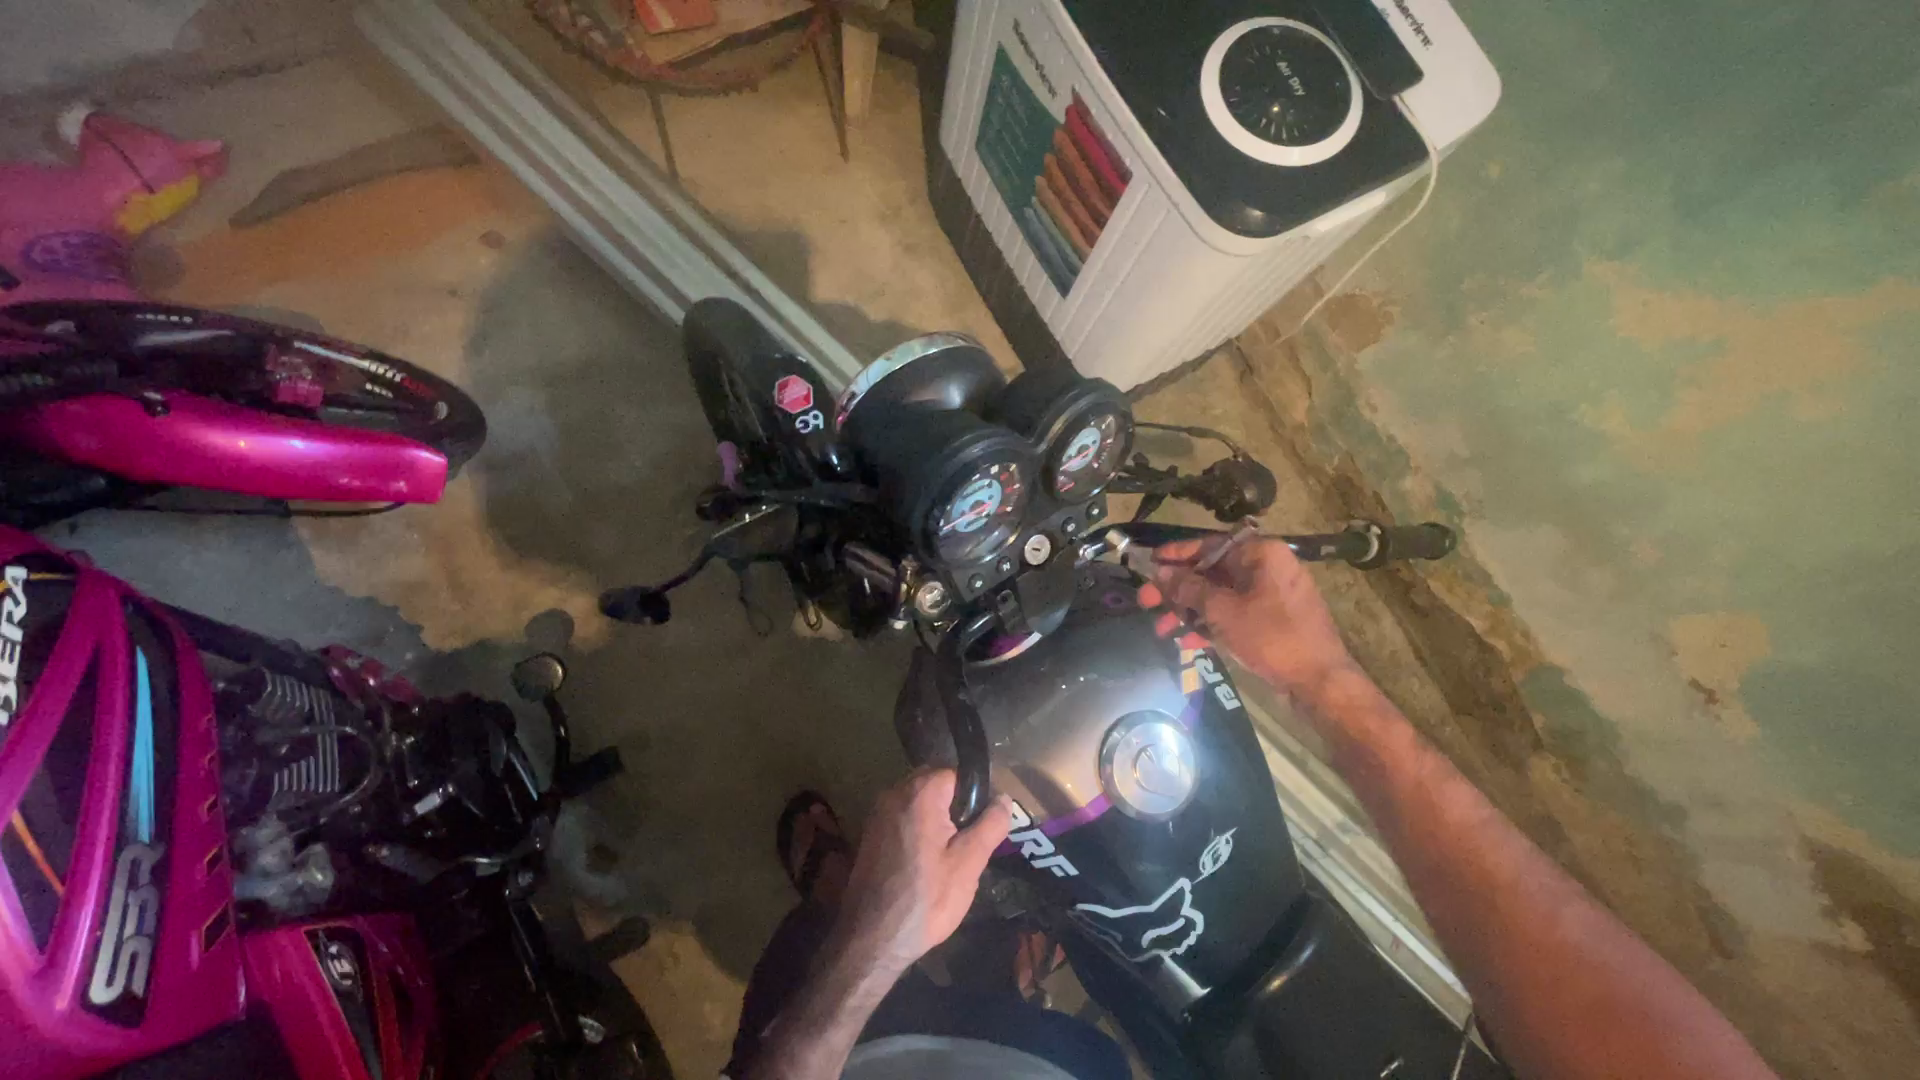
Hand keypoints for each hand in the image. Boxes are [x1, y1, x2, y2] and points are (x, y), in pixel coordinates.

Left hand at [832, 769, 1012, 977]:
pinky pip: (903, 818)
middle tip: (969, 842)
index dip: (975, 795)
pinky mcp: (871, 834)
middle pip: (935, 784)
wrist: (874, 938)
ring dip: (936, 819)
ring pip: (919, 802)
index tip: (983, 824)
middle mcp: (894, 793)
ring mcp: (878, 813)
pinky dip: (918, 830)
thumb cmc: (926, 898)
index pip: (956, 773)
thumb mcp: (969, 863)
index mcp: (920, 792)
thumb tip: (1004, 799)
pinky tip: (926, 862)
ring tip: (950, 856)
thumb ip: (990, 825)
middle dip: (955, 806)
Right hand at [1138, 537, 1357, 696]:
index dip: (1176, 554)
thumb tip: (1161, 573)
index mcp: (1260, 554)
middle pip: (1211, 572)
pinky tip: (1187, 641)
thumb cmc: (1271, 637)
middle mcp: (1267, 568)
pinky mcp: (1272, 620)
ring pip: (1220, 596)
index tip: (1148, 563)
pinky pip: (1233, 614)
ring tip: (1161, 629)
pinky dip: (1210, 624)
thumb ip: (1188, 588)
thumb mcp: (1222, 611)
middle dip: (1177, 590)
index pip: (1209, 544)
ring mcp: (1271, 595)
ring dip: (1189, 610)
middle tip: (1145, 602)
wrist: (1319, 682)